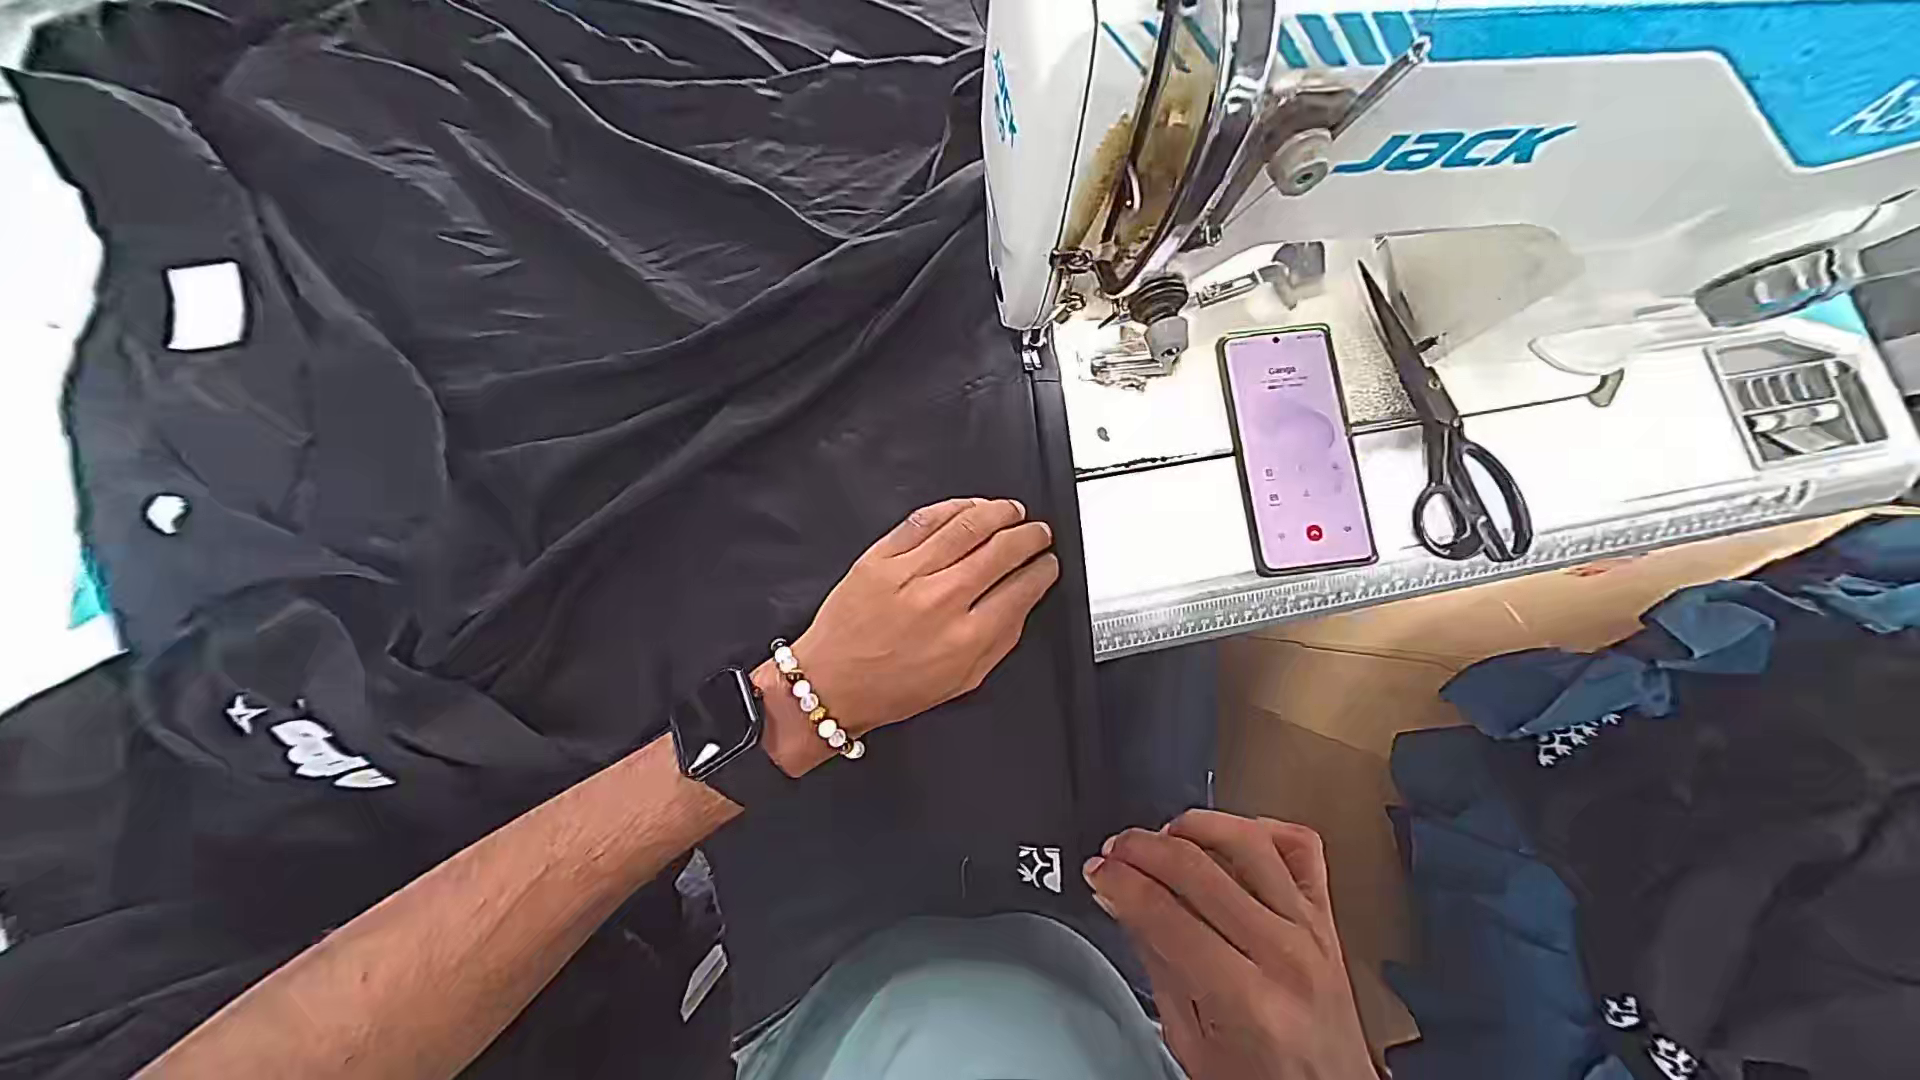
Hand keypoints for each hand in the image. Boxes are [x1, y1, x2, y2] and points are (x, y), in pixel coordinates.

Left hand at [758, 497, 1058, 774]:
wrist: (831, 683)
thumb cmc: (891, 687)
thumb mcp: (962, 681)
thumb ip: (1000, 641)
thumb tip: (1024, 602)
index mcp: (966, 637)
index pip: (1022, 588)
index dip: (1043, 569)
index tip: (1047, 563)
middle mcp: (941, 600)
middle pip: (1001, 550)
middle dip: (1030, 535)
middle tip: (1038, 532)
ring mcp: (908, 574)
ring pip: (967, 525)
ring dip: (999, 512)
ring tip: (1012, 511)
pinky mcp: (880, 557)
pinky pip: (924, 519)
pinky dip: (954, 507)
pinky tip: (970, 506)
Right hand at [1084, 810, 1375, 1079]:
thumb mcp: (1191, 1041)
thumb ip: (1155, 961)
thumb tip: (1119, 896)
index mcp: (1249, 1002)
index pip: (1165, 913)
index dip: (1119, 882)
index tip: (1097, 872)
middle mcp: (1285, 957)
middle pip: (1197, 867)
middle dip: (1140, 848)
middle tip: (1114, 851)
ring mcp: (1311, 929)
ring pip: (1246, 840)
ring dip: (1193, 825)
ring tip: (1164, 834)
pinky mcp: (1325, 914)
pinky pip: (1298, 845)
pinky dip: (1259, 827)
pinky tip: (1227, 835)